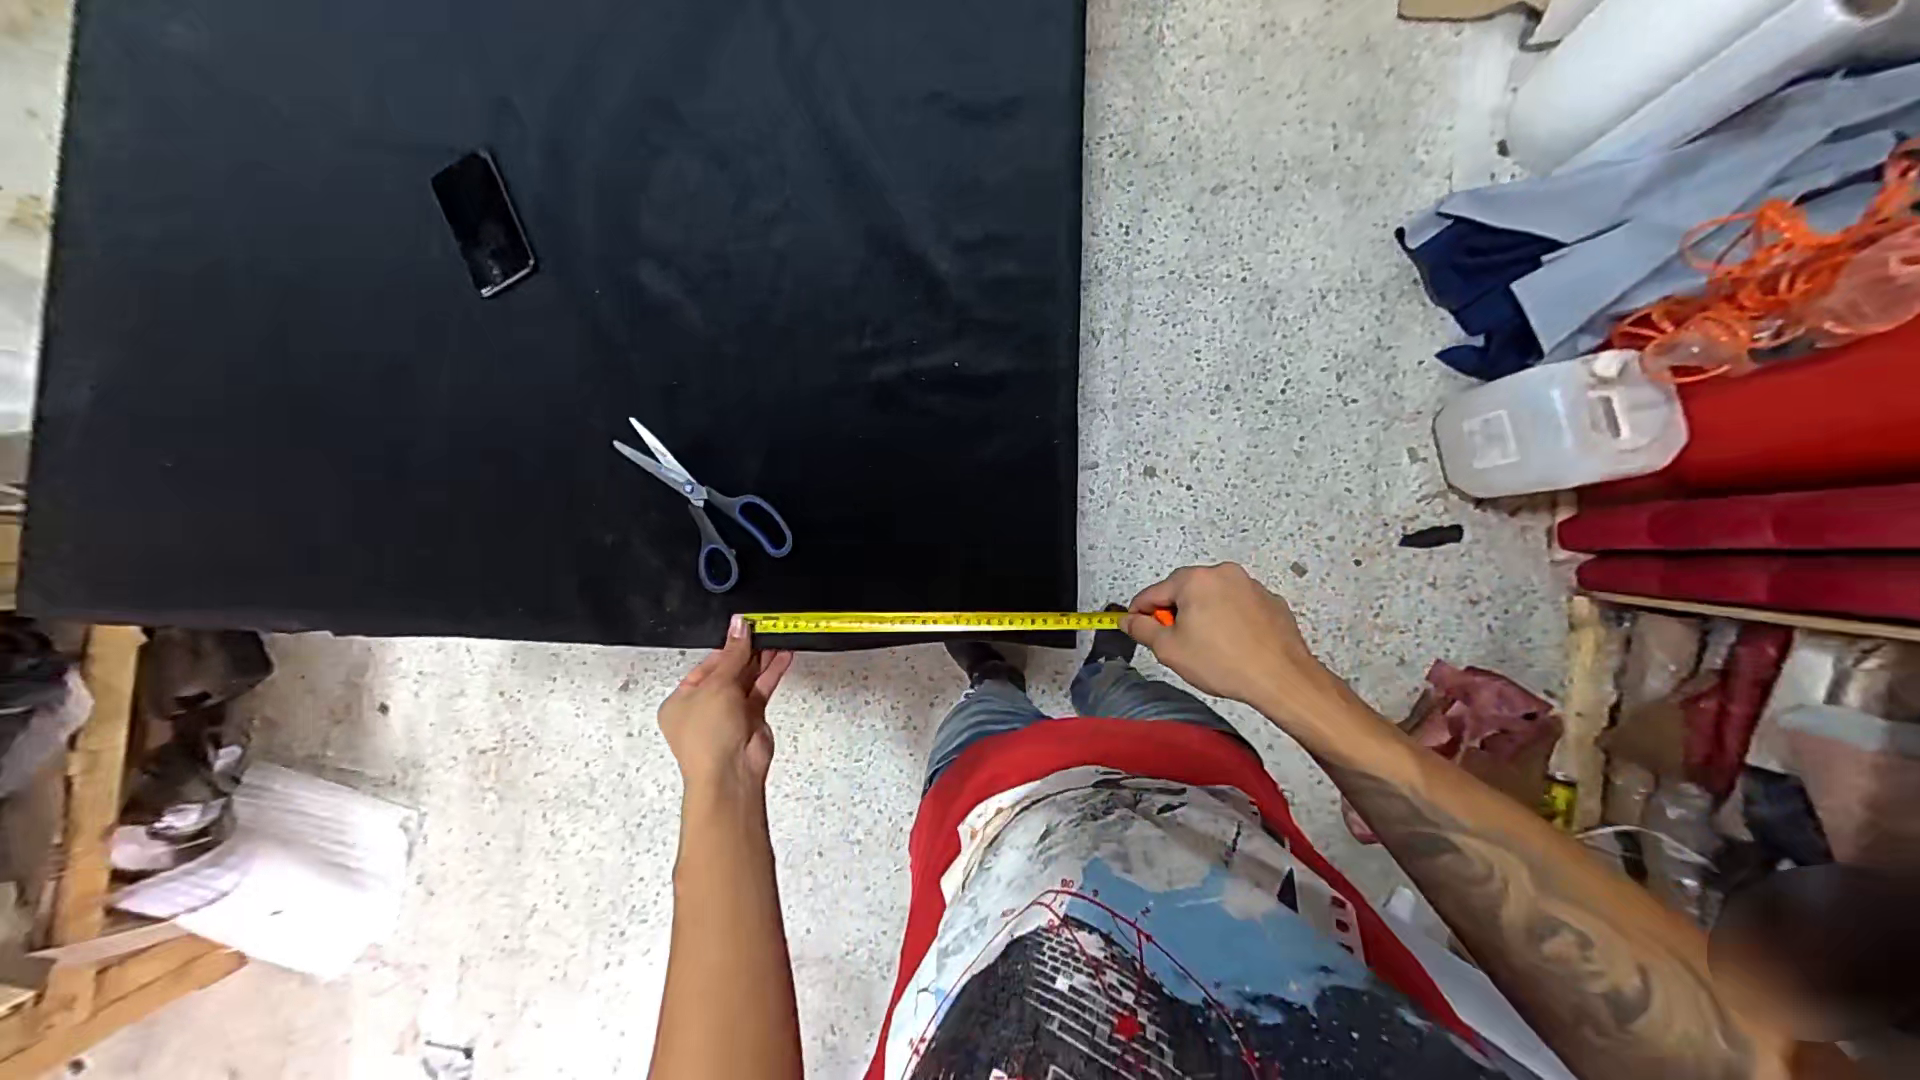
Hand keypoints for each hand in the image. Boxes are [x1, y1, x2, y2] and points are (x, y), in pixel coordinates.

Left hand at [659, 616, 794, 791]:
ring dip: (763, 659)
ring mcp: (729, 713)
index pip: (708, 663)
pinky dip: (772, 673)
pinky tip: (783, 657)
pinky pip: (761, 689)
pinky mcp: (751, 718)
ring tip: (778, 637)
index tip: (745, 627)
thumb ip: (733, 653)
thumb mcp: (717, 685)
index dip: (728, 645)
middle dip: (748, 650)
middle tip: (765, 628)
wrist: (730, 773)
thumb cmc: (709, 736)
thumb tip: (739, 624)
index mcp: (682, 699)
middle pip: (729, 669)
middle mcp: (705, 705)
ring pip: (748, 678)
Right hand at [1123, 563, 1349, 721]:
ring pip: (1212, 597)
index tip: (1137, 627)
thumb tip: (1128, 620)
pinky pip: (1237, 606)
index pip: (1153, 592)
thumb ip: (1141, 629)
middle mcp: (1223, 573)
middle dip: (1175, 614)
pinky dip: (1229, 620)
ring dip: (1203, 616)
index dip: (1140, 613)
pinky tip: (1231, 645)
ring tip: (1208, 647)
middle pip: (1183, 591)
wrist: (1281, 678)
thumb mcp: (1169, 649)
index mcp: (1195, 580)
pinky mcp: (1270, 601)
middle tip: (1176, 643)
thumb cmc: (1225, 662)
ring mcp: (1250, 585)